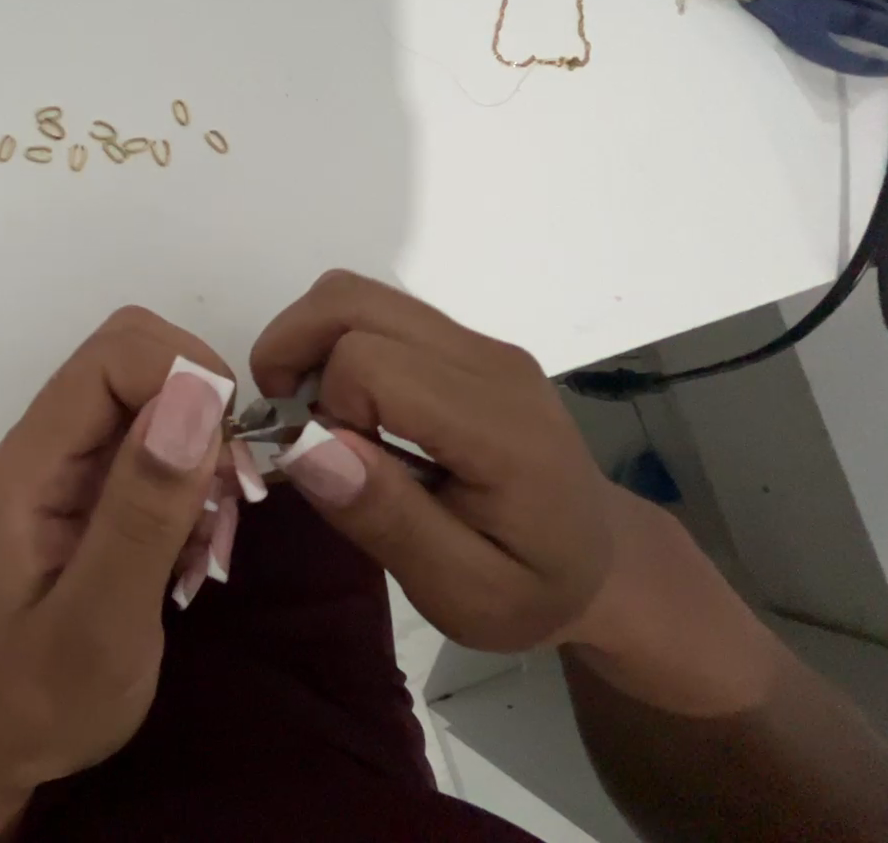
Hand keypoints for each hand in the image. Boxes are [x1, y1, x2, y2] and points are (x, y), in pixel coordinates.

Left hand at [0, 306, 233, 794]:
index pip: (116, 352)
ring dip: (207, 454)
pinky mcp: (101, 491)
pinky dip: (199, 484)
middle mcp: (52, 444)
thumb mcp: (98, 622)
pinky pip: (165, 448)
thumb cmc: (41, 696)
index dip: (186, 380)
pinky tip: (194, 551)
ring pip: (161, 399)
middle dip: (204, 409)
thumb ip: (140, 514)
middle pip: (140, 359)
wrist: (2, 740)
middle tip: (227, 496)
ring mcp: (75, 465)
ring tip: (207, 541)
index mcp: (34, 459)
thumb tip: (194, 401)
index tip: (225, 464)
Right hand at [251, 270, 617, 653]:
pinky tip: (341, 405)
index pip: (369, 363)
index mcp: (498, 426)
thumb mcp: (464, 592)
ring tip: (310, 413)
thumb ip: (388, 519)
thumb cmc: (530, 586)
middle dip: (289, 351)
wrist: (599, 558)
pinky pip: (370, 312)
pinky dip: (327, 344)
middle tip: (288, 421)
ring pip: (352, 294)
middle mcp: (487, 361)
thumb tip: (303, 446)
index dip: (325, 410)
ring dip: (304, 344)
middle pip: (349, 301)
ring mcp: (476, 343)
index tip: (334, 468)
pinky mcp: (460, 342)